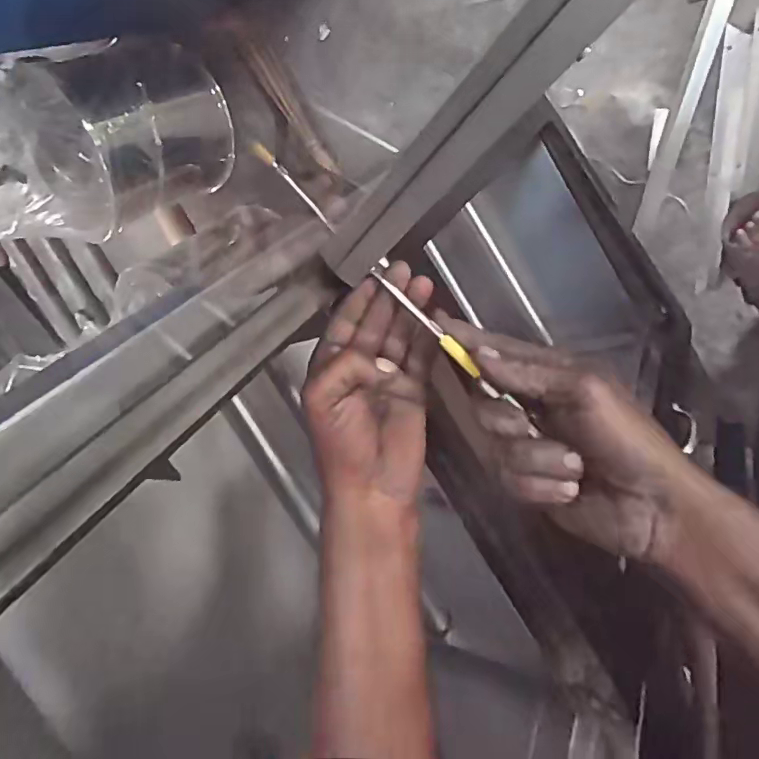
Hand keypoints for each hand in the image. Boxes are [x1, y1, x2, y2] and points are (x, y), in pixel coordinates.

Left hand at [303, 262, 436, 507]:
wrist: (372, 488)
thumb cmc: (340, 444)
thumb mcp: (323, 398)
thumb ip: (345, 363)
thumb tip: (377, 353)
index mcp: (331, 367)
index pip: (345, 324)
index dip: (359, 300)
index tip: (374, 277)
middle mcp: (360, 367)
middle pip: (376, 323)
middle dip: (390, 297)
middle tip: (404, 270)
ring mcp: (389, 377)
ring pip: (401, 335)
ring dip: (411, 310)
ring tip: (422, 284)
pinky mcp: (414, 389)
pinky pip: (421, 356)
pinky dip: (428, 336)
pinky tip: (435, 316)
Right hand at [439, 318, 698, 562]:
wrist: (655, 507)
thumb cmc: (627, 437)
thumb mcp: (584, 391)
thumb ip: (527, 374)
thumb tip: (478, 351)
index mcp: (546, 373)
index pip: (496, 350)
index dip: (465, 339)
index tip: (433, 322)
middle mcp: (530, 404)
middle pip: (482, 402)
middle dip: (506, 420)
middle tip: (530, 426)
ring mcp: (528, 444)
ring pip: (495, 445)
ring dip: (537, 460)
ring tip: (575, 469)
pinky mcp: (528, 481)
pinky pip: (508, 479)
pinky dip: (541, 486)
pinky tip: (571, 491)